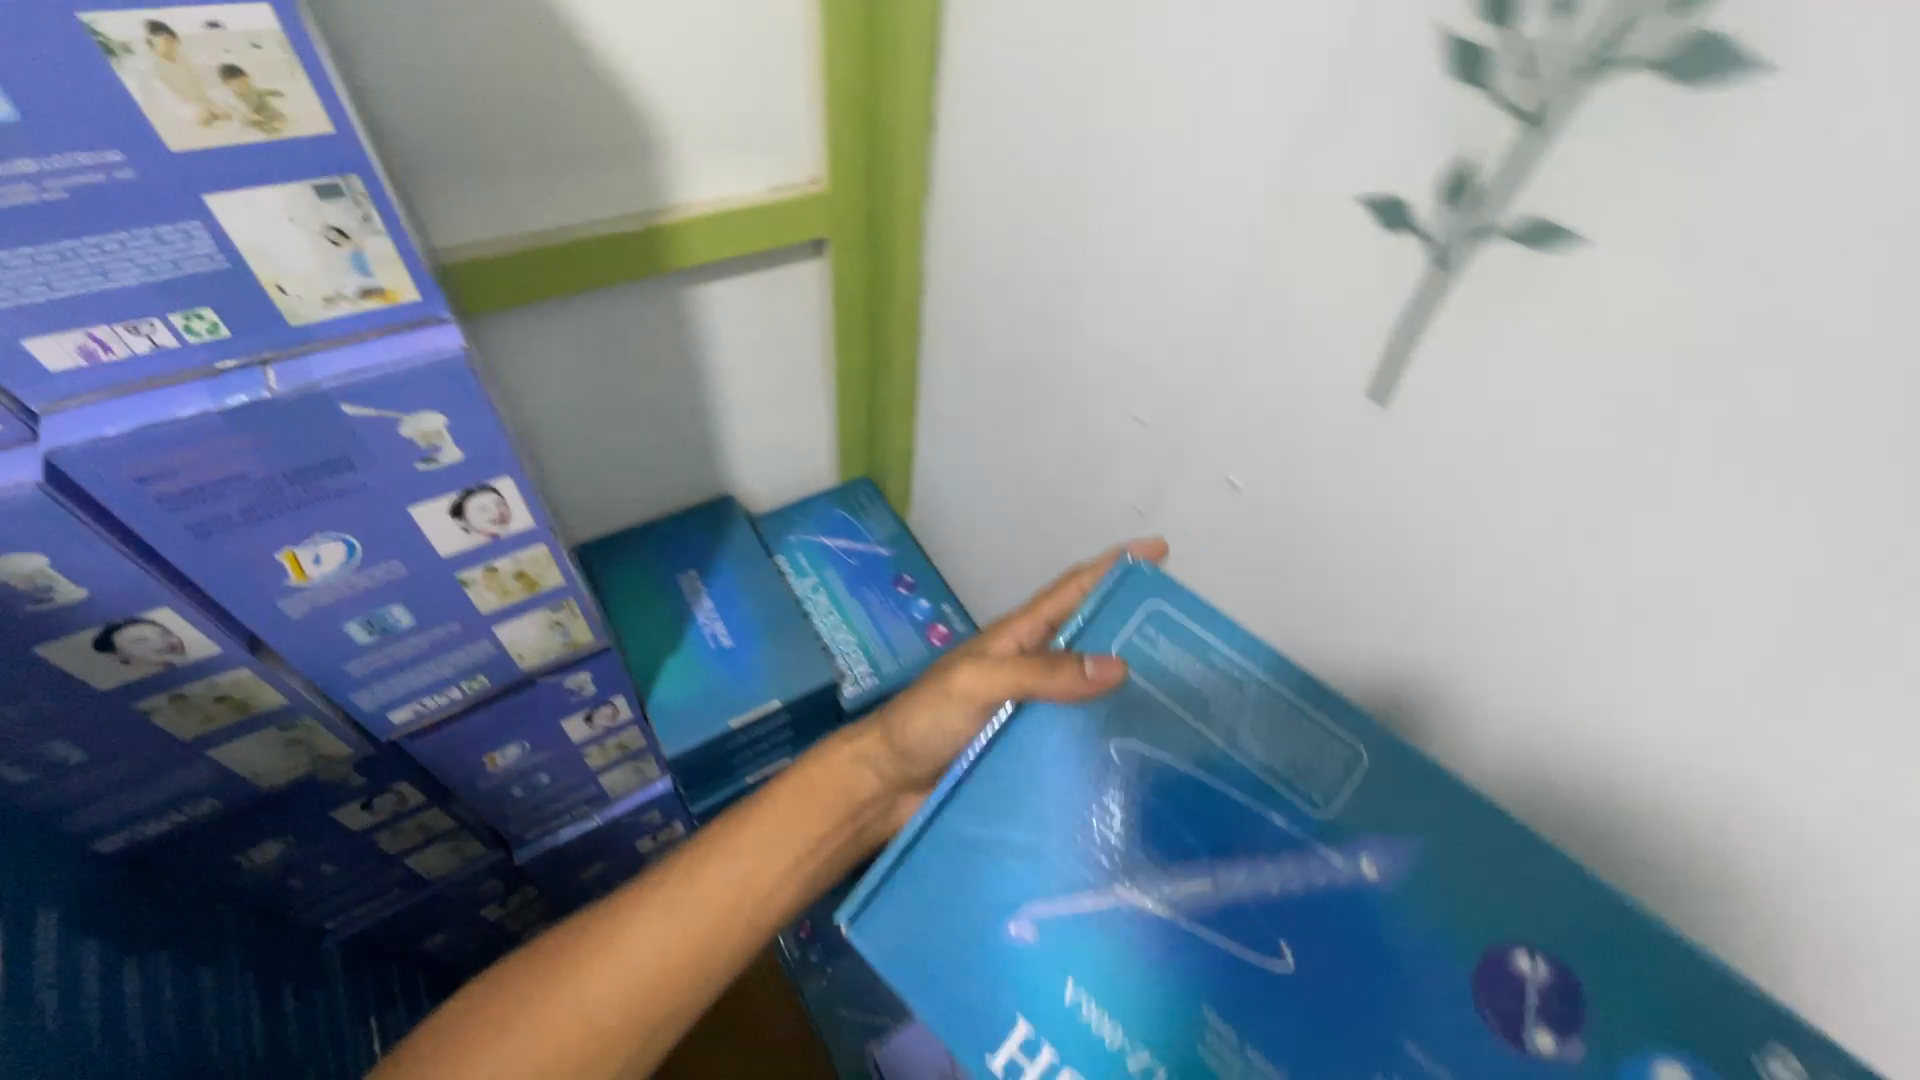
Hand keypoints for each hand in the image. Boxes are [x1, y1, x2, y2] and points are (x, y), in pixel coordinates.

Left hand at [850, 537, 1169, 829]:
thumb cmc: (926, 719)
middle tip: (1186, 630)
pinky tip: (1141, 746)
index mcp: (1016, 638)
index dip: (1112, 566)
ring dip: (1127, 682)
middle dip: (1132, 623)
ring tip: (1181, 690)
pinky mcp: (1030, 747)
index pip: (1071, 591)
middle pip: (1089, 636)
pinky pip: (1078, 732)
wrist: (888, 781)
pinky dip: (1107, 731)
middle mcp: (1029, 667)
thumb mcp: (979, 682)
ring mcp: (1031, 709)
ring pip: (1089, 686)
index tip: (1159, 549)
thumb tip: (1119, 666)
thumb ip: (1041, 673)